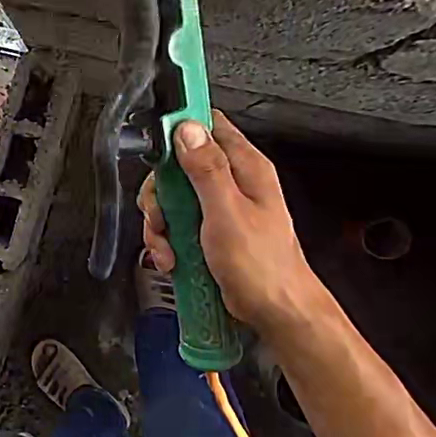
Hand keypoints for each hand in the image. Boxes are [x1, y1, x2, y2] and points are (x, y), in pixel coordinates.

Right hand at [139, 110, 330, 334]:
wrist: (275, 312)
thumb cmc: (264, 267)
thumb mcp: (228, 213)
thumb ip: (206, 170)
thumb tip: (188, 130)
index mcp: (244, 167)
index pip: (206, 124)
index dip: (178, 129)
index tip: (160, 153)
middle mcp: (231, 182)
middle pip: (177, 166)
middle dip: (161, 193)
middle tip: (163, 215)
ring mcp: (218, 207)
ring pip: (172, 198)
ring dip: (161, 224)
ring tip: (170, 247)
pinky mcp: (208, 230)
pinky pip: (176, 224)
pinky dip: (167, 241)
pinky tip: (173, 257)